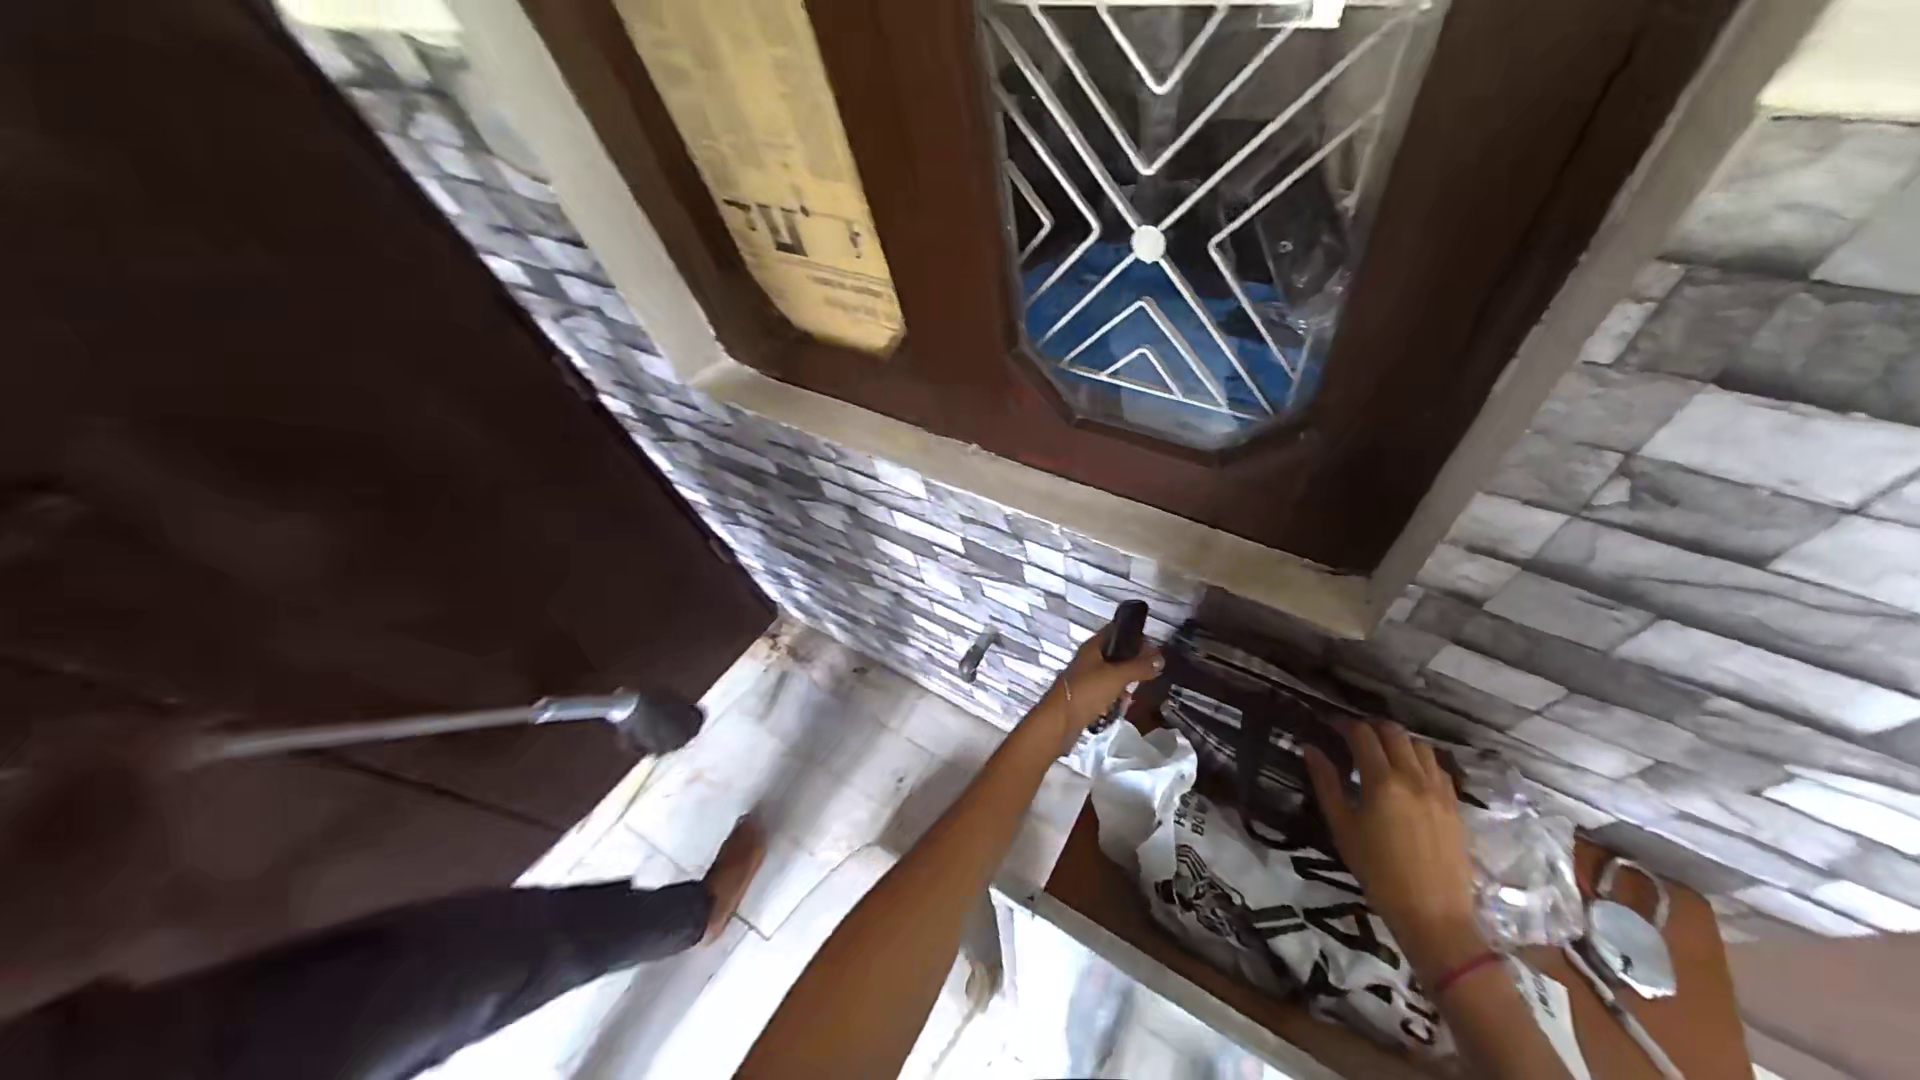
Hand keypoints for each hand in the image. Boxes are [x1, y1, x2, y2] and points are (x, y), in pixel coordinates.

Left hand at [1040, 620, 1163, 738]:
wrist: (1059, 721)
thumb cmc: (1087, 691)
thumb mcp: (1116, 676)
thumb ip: (1138, 667)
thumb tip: (1161, 658)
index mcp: (1092, 647)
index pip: (1114, 631)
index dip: (1133, 635)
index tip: (1153, 645)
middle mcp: (1089, 659)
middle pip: (1115, 654)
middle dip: (1133, 661)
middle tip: (1152, 670)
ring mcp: (1087, 679)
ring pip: (1112, 674)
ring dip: (1126, 681)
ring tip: (1141, 688)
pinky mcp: (1087, 697)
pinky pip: (1107, 692)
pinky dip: (1117, 696)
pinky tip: (1126, 704)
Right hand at [1303, 720, 1483, 981]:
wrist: (1432, 913)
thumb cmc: (1376, 871)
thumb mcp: (1341, 826)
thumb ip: (1326, 782)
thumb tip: (1310, 749)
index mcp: (1382, 781)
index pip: (1362, 735)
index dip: (1342, 723)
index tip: (1328, 724)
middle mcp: (1414, 778)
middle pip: (1394, 732)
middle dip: (1370, 727)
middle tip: (1352, 736)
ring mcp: (1440, 791)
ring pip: (1420, 746)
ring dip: (1398, 741)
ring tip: (1381, 754)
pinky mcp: (1455, 806)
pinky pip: (1438, 768)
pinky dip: (1420, 760)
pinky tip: (1408, 775)